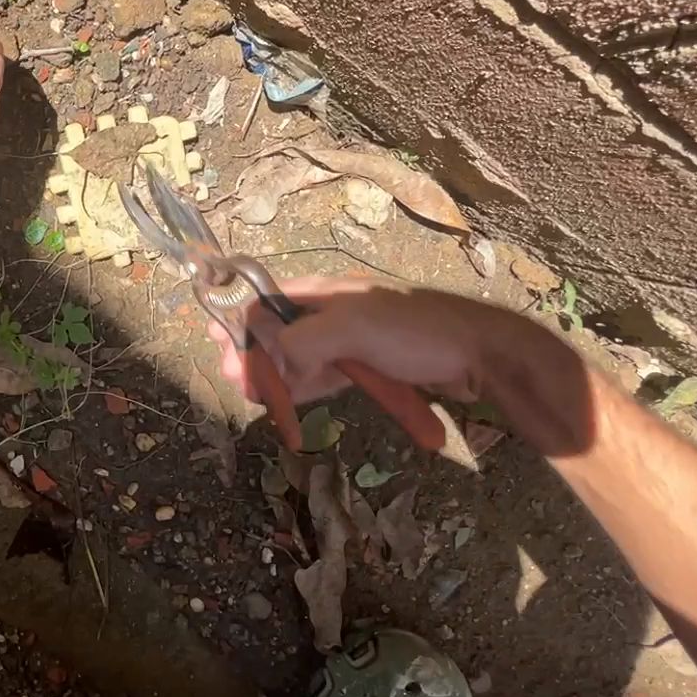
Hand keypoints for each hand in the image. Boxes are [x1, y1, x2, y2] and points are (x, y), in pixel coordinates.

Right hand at [211, 277, 595, 455]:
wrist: (480, 356)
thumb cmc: (414, 331)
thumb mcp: (351, 327)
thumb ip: (301, 339)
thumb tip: (270, 361)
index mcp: (321, 293)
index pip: (265, 301)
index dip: (237, 319)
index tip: (217, 341)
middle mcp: (327, 313)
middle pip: (274, 331)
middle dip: (251, 354)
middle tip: (234, 379)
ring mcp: (344, 341)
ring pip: (294, 358)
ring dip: (273, 376)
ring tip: (253, 396)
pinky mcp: (362, 366)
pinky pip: (318, 376)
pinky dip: (299, 388)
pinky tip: (284, 402)